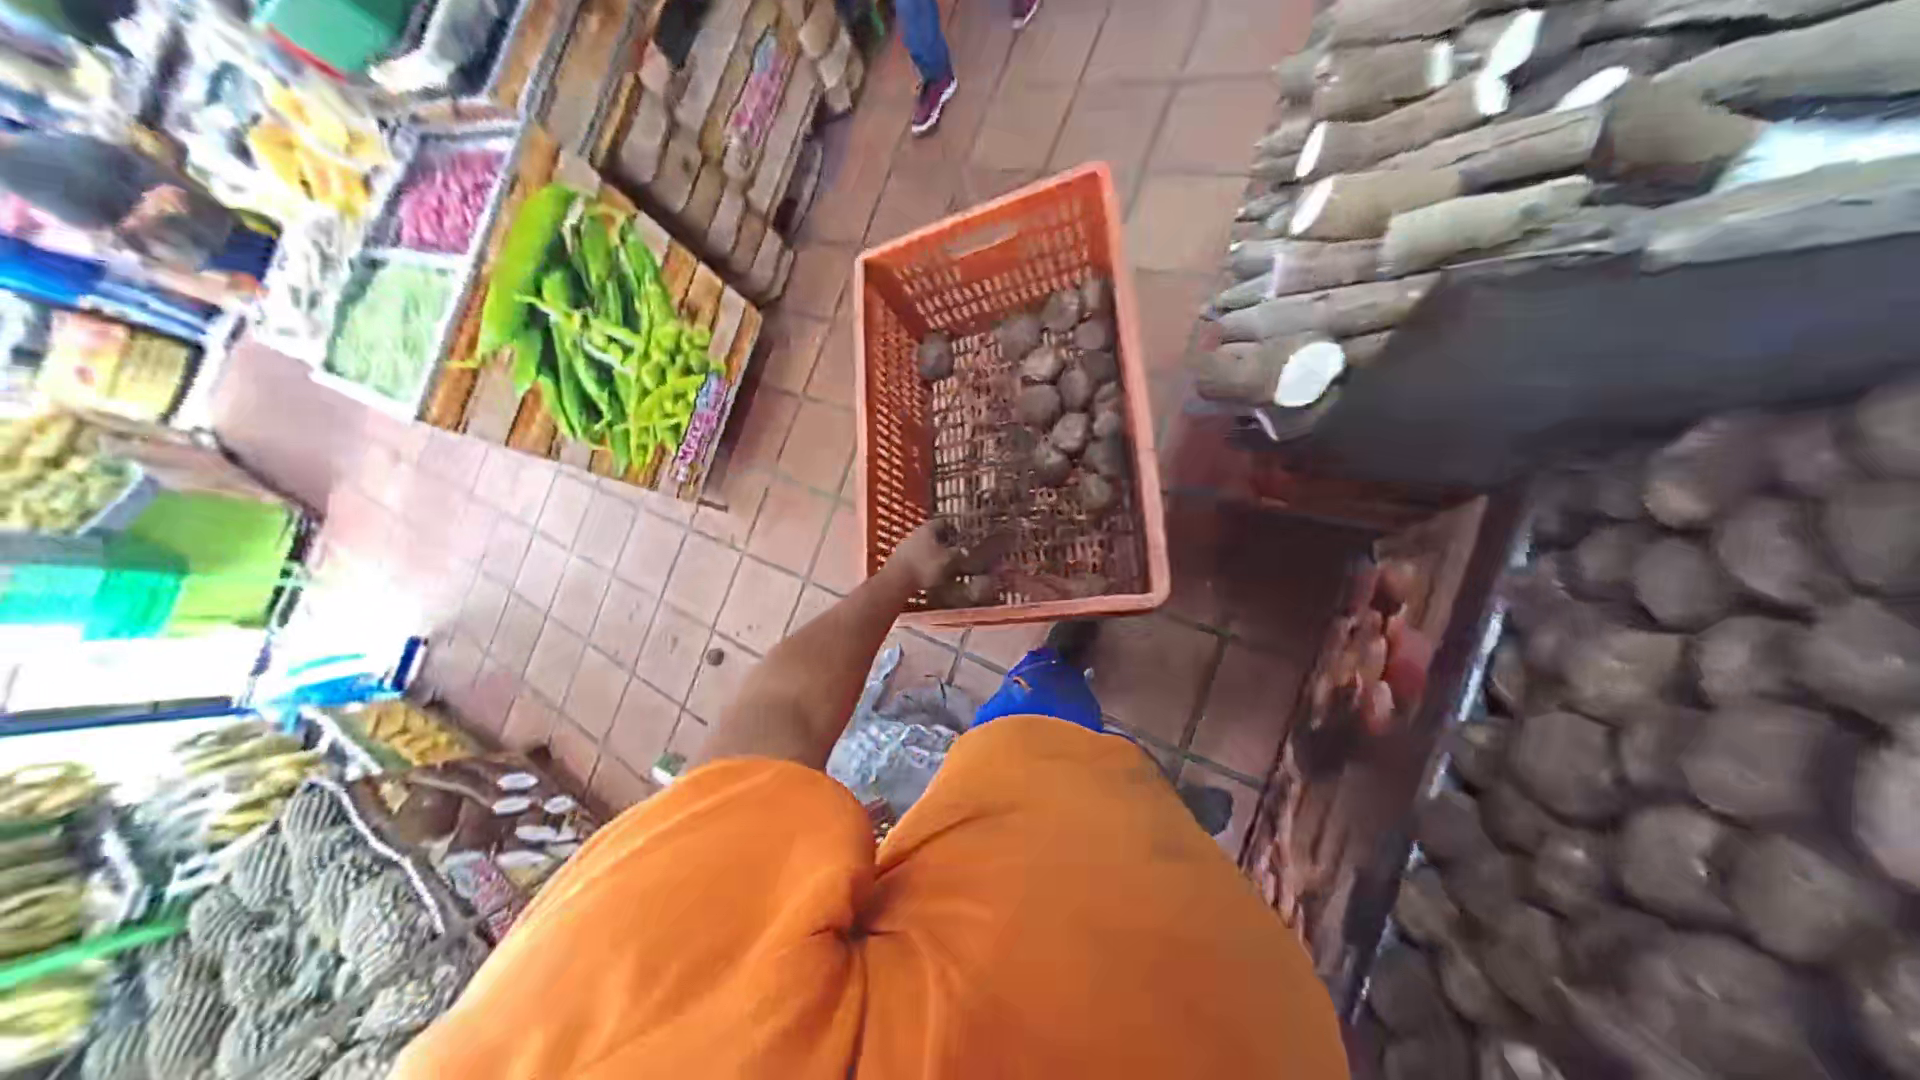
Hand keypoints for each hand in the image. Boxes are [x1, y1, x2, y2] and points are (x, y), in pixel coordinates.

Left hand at [885, 518, 958, 591]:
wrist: (897, 580)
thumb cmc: (925, 566)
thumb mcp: (947, 560)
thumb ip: (956, 553)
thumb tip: (961, 549)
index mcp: (928, 528)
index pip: (943, 522)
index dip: (953, 528)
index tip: (961, 537)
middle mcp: (915, 533)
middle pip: (932, 534)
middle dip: (943, 541)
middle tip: (954, 551)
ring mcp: (905, 545)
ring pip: (923, 545)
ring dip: (933, 552)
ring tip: (943, 563)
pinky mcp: (899, 558)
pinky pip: (916, 556)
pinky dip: (923, 561)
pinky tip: (929, 571)